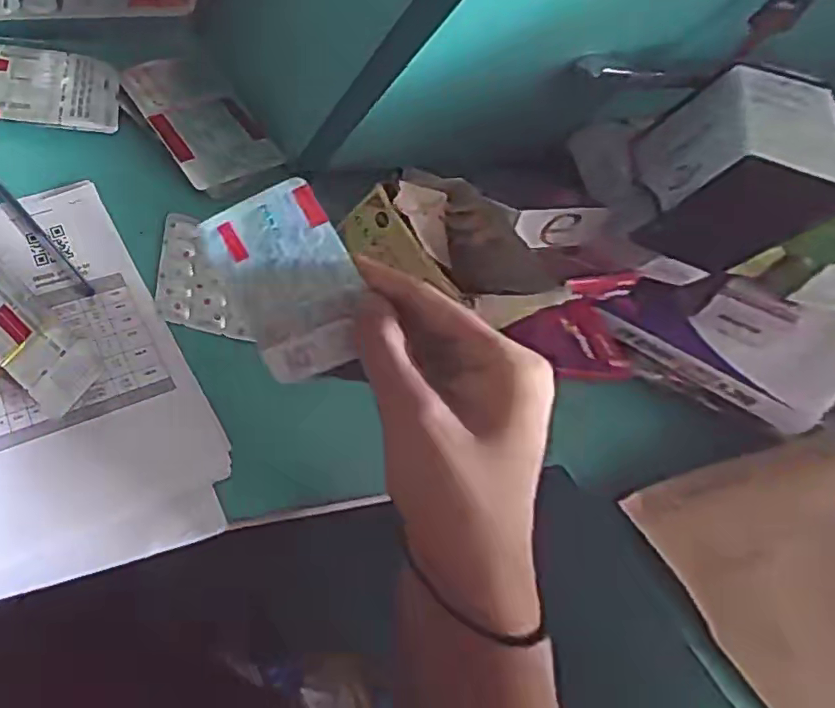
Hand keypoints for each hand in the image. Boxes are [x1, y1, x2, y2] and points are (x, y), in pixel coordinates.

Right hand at [353, 255, 553, 632]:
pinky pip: (416, 370)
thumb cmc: (452, 495)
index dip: (387, 282)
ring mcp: (480, 390)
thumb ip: (386, 351)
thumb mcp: (414, 417)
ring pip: (419, 345)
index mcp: (508, 362)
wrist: (468, 573)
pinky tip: (343, 352)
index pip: (438, 305)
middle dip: (378, 307)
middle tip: (327, 289)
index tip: (342, 262)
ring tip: (327, 314)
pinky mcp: (457, 409)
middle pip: (430, 322)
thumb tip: (363, 300)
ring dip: (375, 333)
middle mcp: (500, 367)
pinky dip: (381, 361)